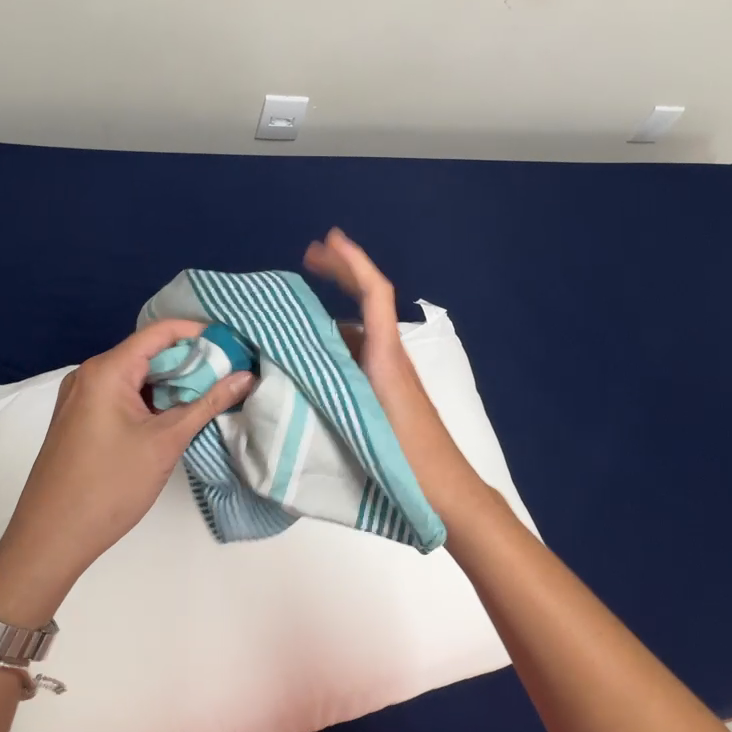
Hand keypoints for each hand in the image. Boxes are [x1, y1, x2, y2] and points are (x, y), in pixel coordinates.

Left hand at [0, 319, 254, 625]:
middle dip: (191, 360)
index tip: (233, 346)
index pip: (160, 332)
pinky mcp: (79, 419)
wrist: (49, 540)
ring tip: (211, 394)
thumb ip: (208, 403)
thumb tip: (246, 376)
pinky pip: (122, 394)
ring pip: (137, 375)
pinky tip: (176, 415)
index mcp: (106, 370)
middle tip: (230, 373)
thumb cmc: (109, 486)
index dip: (200, 333)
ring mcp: (80, 397)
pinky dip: (152, 399)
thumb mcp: (166, 441)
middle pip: (149, 352)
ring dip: (172, 382)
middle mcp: (89, 374)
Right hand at [303, 228, 492, 528]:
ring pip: (360, 327)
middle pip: (369, 300)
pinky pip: (359, 352)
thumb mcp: (362, 423)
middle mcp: (389, 356)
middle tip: (309, 255)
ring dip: (335, 307)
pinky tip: (312, 356)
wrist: (449, 492)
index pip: (374, 293)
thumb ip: (325, 394)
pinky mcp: (388, 391)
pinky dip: (335, 340)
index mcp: (386, 355)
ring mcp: (390, 374)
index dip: (353, 261)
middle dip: (341, 272)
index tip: (329, 239)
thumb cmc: (409, 460)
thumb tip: (282, 370)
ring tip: (296, 306)